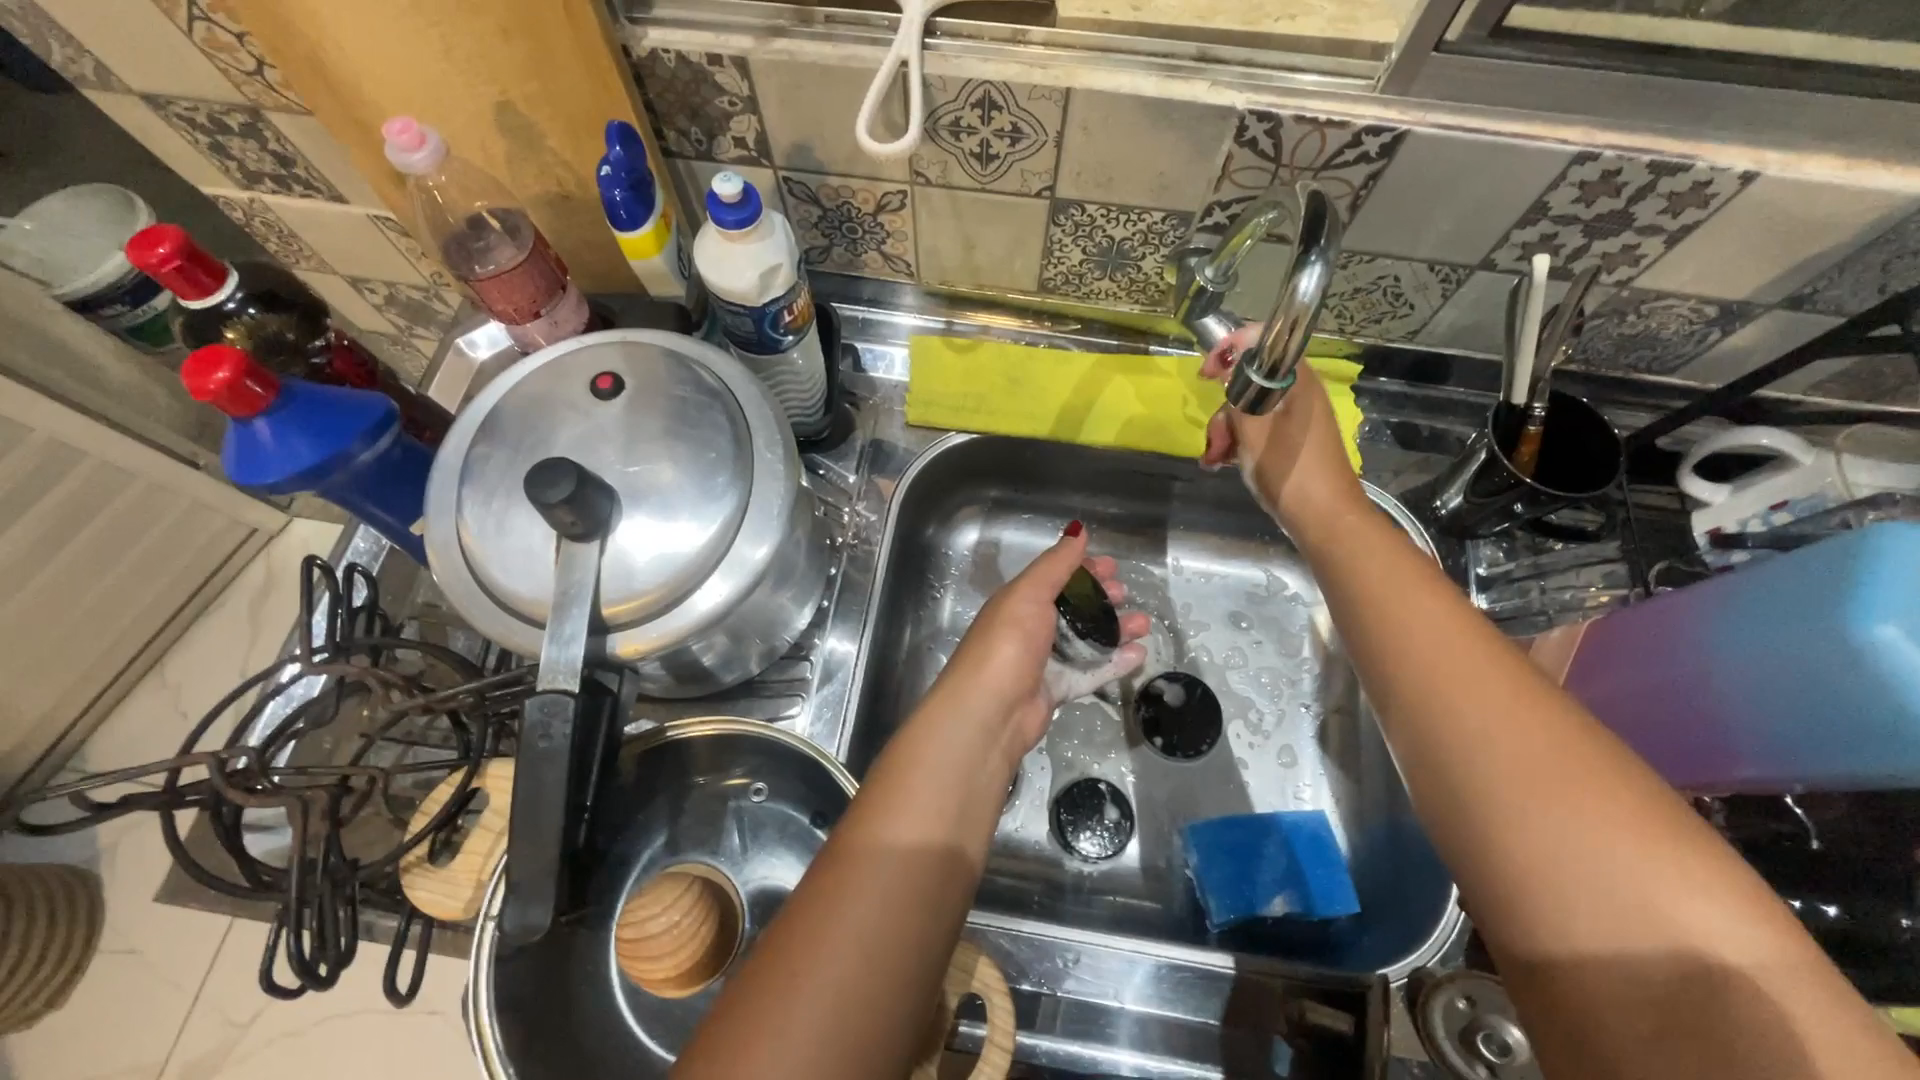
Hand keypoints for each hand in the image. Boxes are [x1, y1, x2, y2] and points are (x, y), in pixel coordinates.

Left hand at [924, 523, 1148, 766]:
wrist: (990, 711)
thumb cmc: (1008, 643)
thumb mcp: (1029, 594)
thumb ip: (1056, 565)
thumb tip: (1078, 530)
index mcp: (1018, 602)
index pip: (1055, 579)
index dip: (1083, 570)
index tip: (1112, 567)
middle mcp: (1030, 629)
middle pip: (1072, 609)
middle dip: (1101, 599)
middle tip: (1126, 593)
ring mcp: (1044, 662)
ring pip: (1085, 641)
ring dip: (1115, 630)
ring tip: (1143, 623)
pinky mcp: (1057, 691)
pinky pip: (1091, 672)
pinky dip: (1114, 662)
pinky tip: (1139, 654)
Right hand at [1199, 324, 1367, 529]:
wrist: (1326, 521)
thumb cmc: (1290, 473)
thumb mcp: (1254, 432)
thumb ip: (1238, 393)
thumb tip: (1228, 361)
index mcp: (1298, 381)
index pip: (1262, 341)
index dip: (1230, 349)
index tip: (1206, 374)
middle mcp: (1299, 393)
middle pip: (1250, 381)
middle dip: (1224, 407)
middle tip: (1214, 437)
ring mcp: (1296, 419)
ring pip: (1249, 409)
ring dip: (1226, 431)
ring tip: (1215, 460)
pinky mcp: (1292, 441)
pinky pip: (1258, 430)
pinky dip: (1238, 443)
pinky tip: (1221, 464)